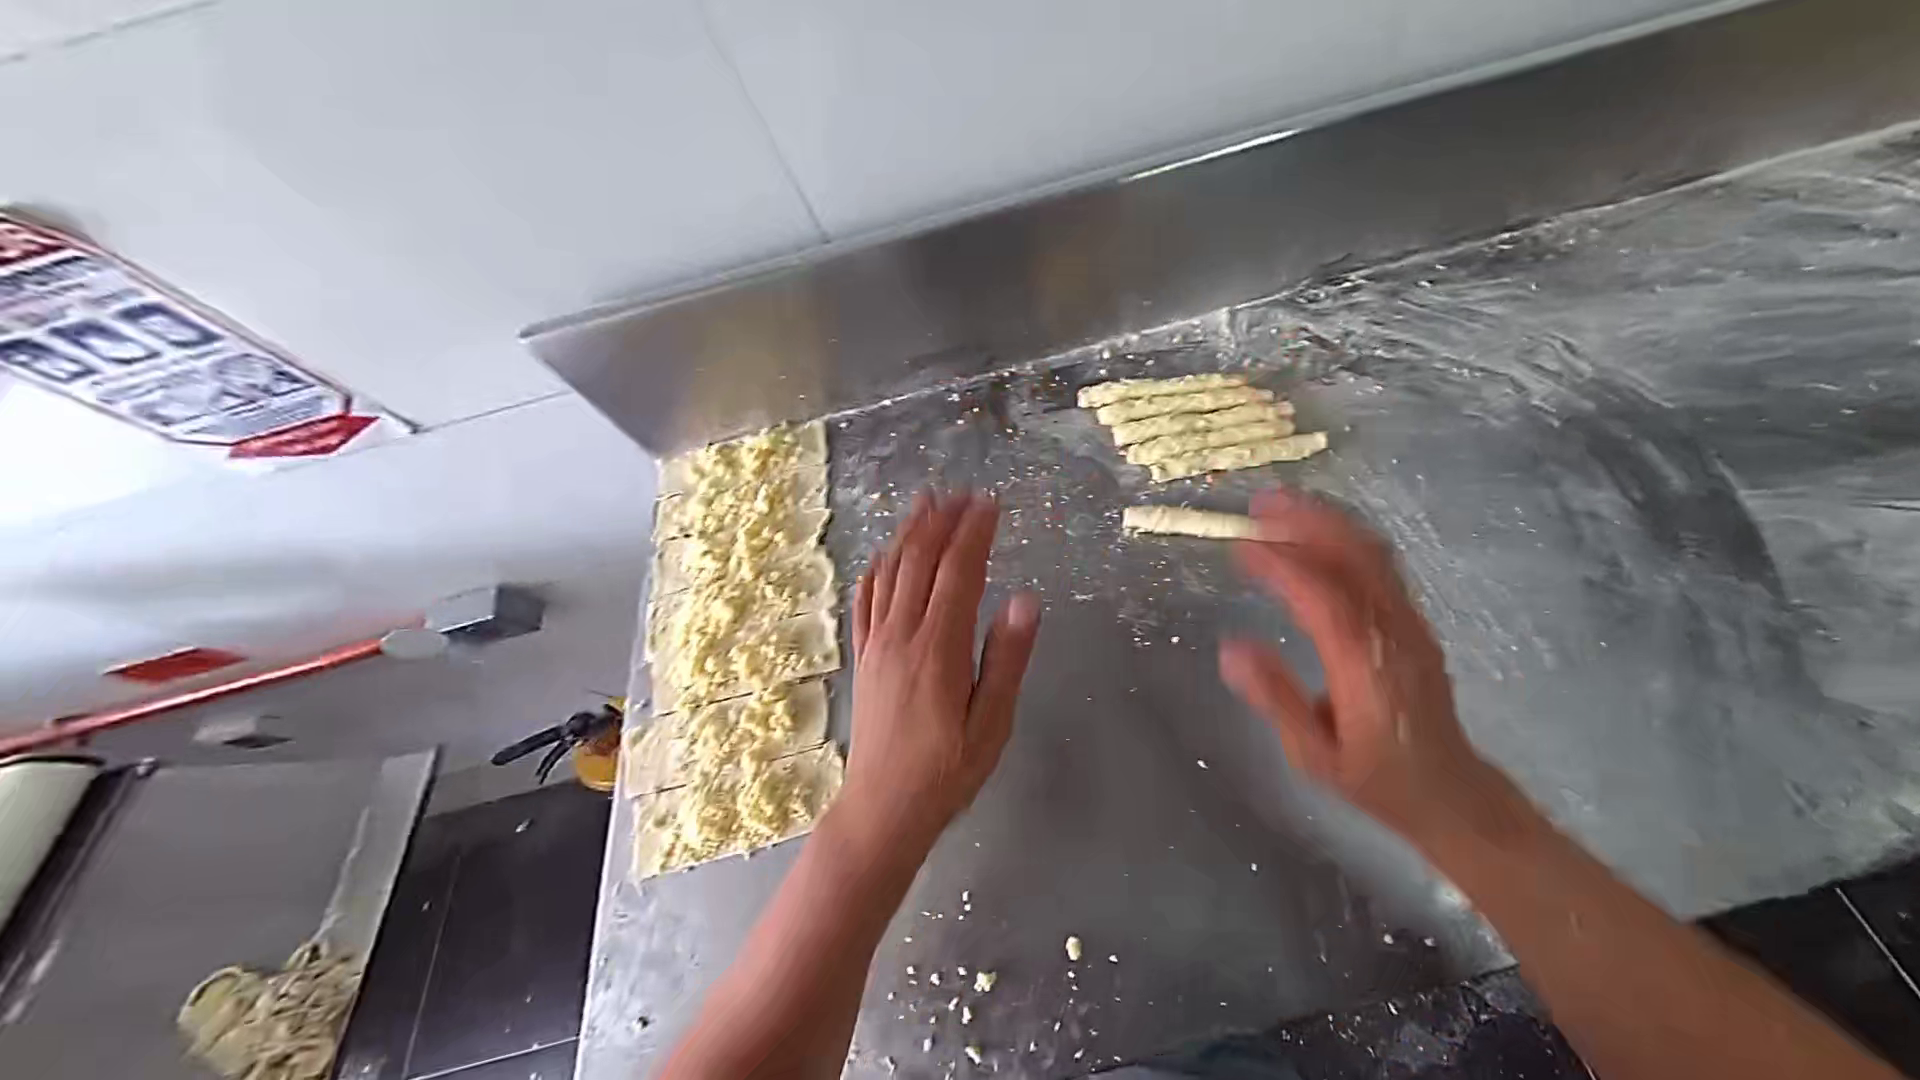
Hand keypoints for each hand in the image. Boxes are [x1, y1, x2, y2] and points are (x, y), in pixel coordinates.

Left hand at [847, 490, 1041, 845]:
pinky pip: (866, 599)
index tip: (989, 503)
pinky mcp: (864, 655)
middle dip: (943, 521)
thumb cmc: (947, 771)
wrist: (883, 808)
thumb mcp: (992, 724)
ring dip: (910, 533)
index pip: (960, 573)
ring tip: (925, 503)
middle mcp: (903, 634)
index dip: (975, 533)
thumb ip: (1007, 659)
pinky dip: (877, 568)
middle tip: (962, 493)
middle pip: (922, 561)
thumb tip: (1026, 600)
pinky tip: (883, 554)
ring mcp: (877, 642)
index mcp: (939, 647)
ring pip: (891, 572)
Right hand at [1218, 487, 1501, 841]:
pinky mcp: (1412, 623)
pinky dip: (1344, 538)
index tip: (1241, 547)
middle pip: (1356, 559)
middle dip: (1307, 523)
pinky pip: (1380, 566)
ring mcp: (1409, 625)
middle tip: (1259, 505)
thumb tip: (1231, 647)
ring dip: (1326, 523)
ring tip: (1280, 507)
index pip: (1324, 599)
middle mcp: (1394, 635)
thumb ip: (1275, 698)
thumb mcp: (1313, 754)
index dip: (1282, 566)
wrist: (1452, 793)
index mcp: (1367, 667)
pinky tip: (1316, 533)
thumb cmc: (1376, 779)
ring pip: (1372, 555)